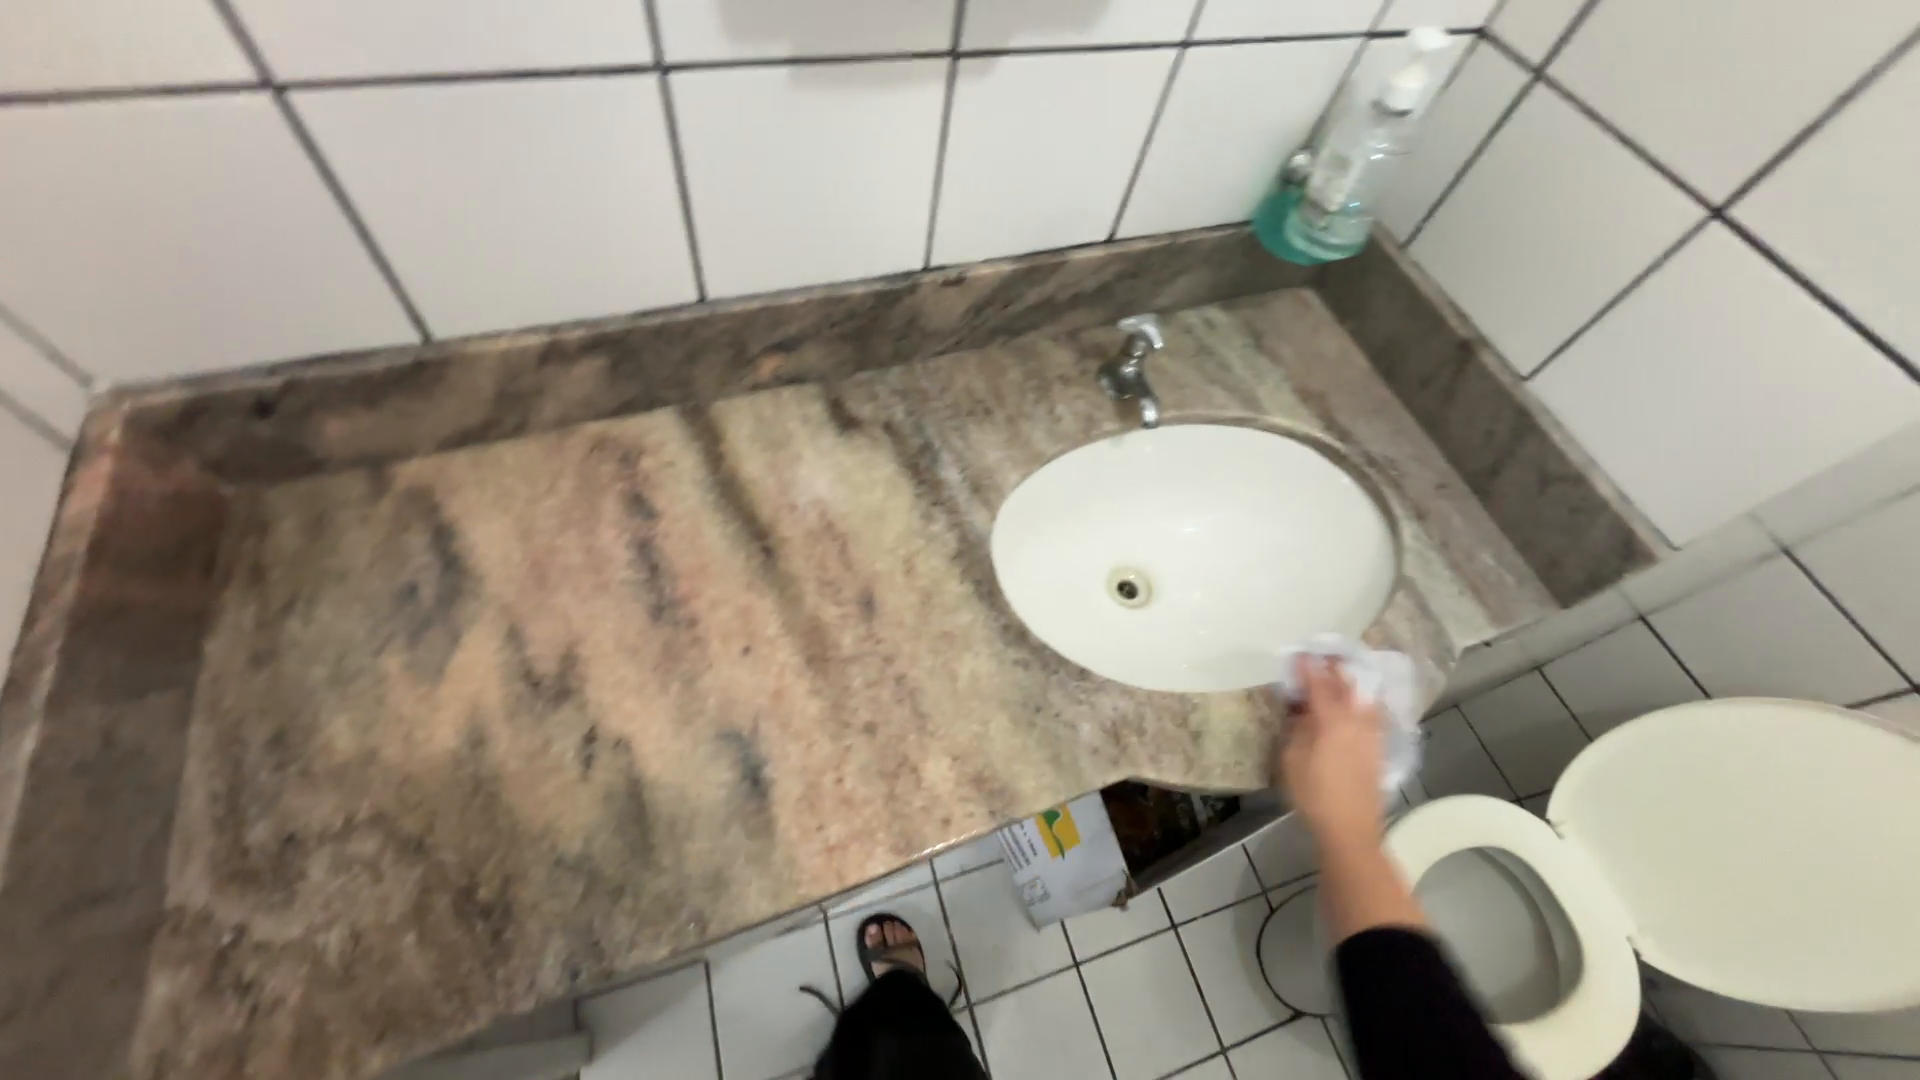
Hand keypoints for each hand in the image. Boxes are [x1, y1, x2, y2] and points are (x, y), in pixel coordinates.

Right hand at [1277, 654, 1385, 845]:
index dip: (1309, 668)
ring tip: (1342, 672)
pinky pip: (1373, 714)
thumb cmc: (1314, 795)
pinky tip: (1359, 701)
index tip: (1300, 653)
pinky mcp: (1378, 749)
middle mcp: (1356, 723)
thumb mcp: (1292, 759)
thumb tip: (1302, 709)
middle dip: (1335, 668)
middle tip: (1324, 654)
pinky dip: (1364, 700)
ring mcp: (1371, 736)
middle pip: (1347, 687)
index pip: (1319, 686)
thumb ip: (1298, 728)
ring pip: (1364, 698)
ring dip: (1352, 682)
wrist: (1351, 829)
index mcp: (1332, 722)